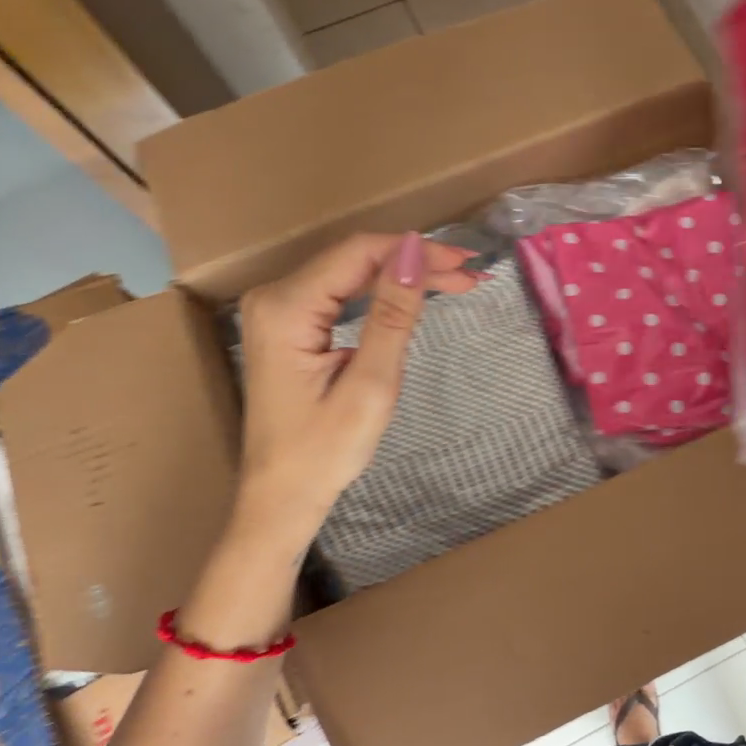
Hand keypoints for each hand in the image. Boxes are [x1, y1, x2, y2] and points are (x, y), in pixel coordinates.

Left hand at [232, 231, 478, 549]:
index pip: (359, 255)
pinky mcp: (288, 326)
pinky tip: (413, 294)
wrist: (283, 493)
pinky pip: (341, 294)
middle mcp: (274, 297)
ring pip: (351, 274)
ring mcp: (278, 310)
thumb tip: (413, 252)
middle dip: (416, 262)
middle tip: (471, 274)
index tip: (466, 263)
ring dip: (403, 275)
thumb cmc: (326, 450)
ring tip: (456, 281)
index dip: (415, 252)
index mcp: (285, 308)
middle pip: (355, 259)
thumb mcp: (370, 385)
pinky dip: (381, 293)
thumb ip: (392, 316)